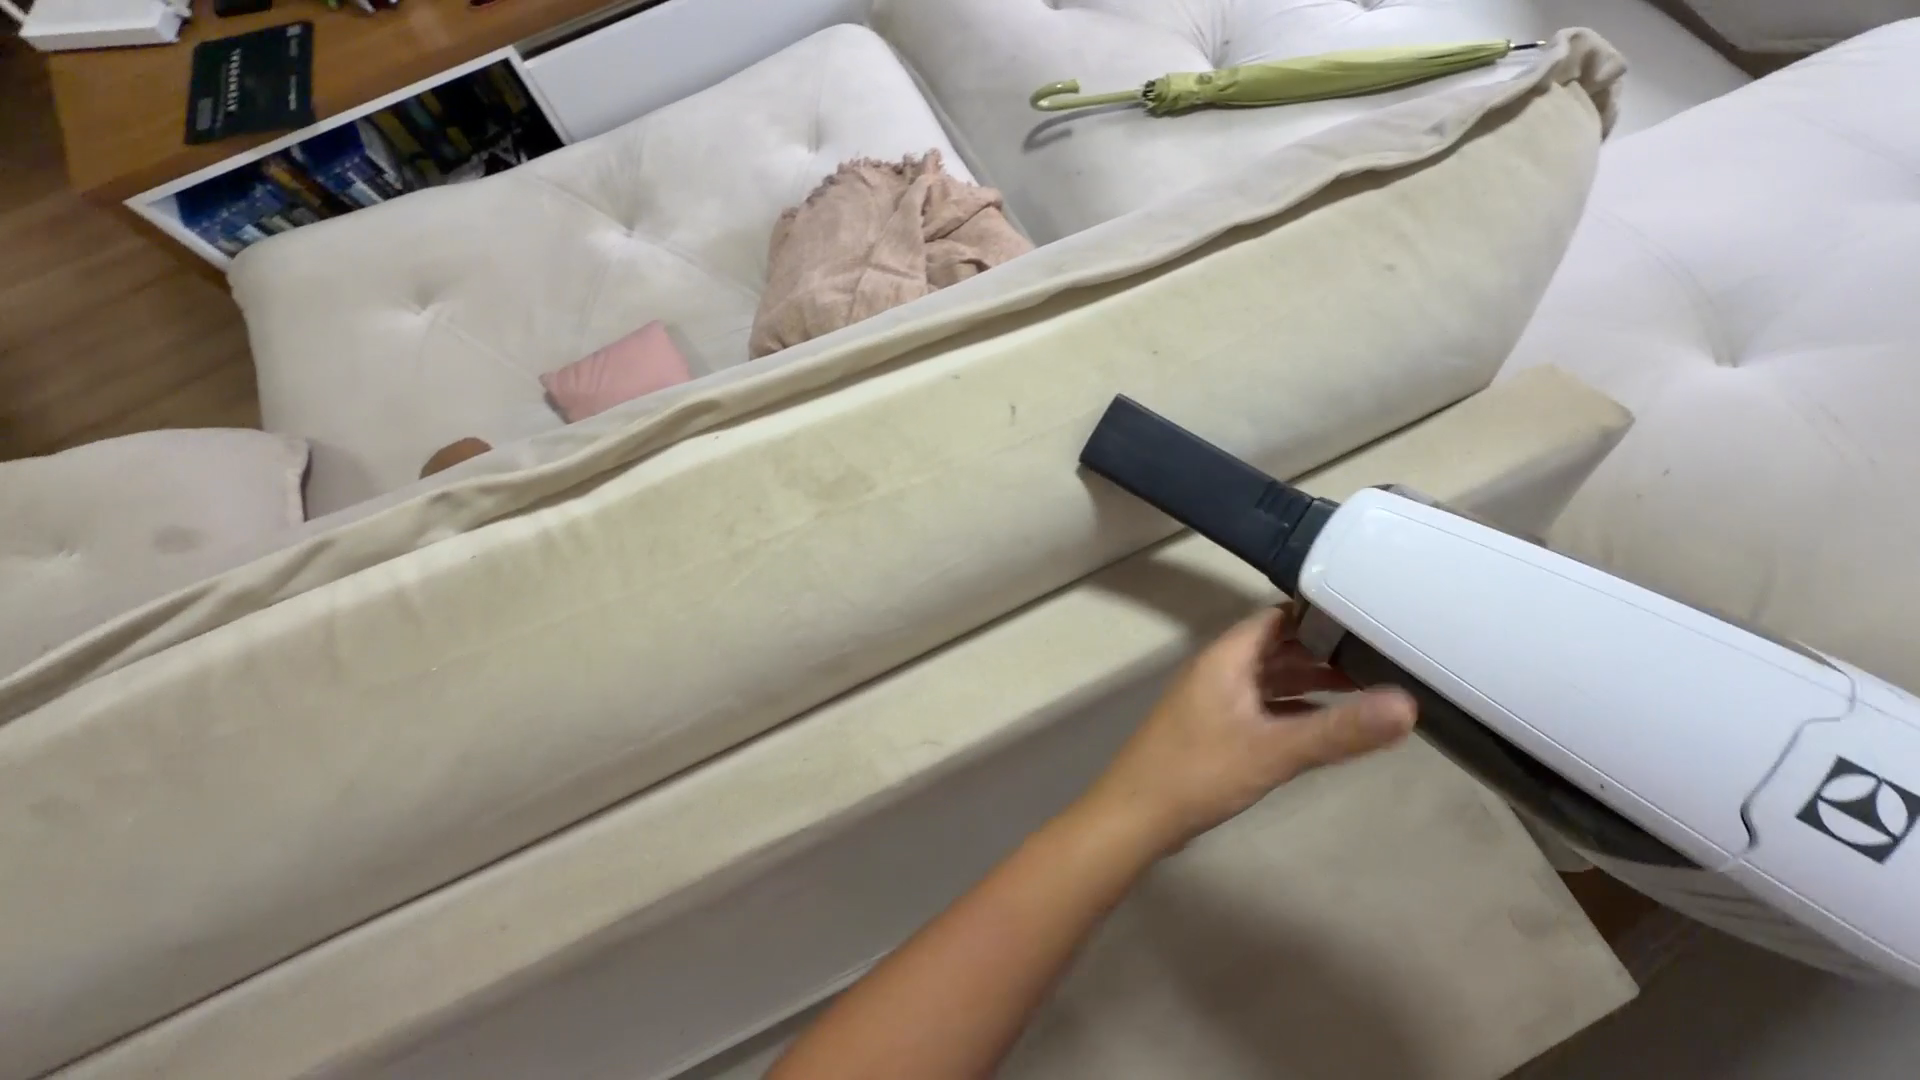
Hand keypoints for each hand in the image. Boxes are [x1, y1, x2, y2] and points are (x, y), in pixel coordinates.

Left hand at [1079, 607, 1417, 856]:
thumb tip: (1409, 704)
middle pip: (1278, 647)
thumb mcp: (1274, 750)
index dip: (1322, 614)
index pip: (1279, 618)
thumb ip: (1339, 730)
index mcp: (1227, 658)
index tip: (1373, 615)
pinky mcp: (1215, 730)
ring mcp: (1215, 701)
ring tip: (1368, 688)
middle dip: (1324, 650)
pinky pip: (1262, 707)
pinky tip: (1327, 725)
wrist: (1135, 815)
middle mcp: (1220, 671)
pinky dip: (1293, 710)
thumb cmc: (1199, 773)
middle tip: (1383, 654)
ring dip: (1311, 682)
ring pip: (1270, 679)